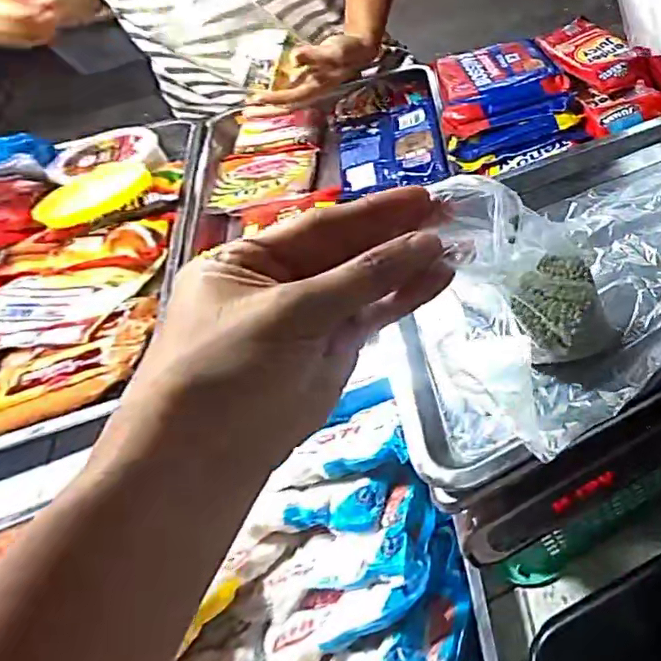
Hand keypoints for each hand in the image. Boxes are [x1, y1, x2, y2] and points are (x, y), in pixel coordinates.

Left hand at [111, 188, 453, 481]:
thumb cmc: (226, 372)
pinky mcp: (337, 346)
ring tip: (458, 245)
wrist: (202, 462)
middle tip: (450, 213)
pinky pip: (377, 312)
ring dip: (412, 264)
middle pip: (352, 249)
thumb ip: (364, 276)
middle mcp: (284, 281)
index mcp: (250, 261)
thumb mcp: (292, 313)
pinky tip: (440, 278)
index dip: (377, 210)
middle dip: (400, 232)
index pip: (324, 225)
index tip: (424, 197)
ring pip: (371, 281)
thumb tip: (427, 242)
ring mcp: (313, 315)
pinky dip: (408, 296)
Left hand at [250, 33, 381, 106]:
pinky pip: (290, 91)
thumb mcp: (334, 51)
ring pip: (289, 100)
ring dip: (271, 106)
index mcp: (320, 86)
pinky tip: (266, 92)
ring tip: (252, 107)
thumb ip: (316, 55)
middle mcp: (314, 90)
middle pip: (290, 105)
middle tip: (247, 114)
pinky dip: (277, 95)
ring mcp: (312, 85)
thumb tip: (295, 57)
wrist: (361, 49)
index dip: (276, 99)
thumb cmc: (348, 50)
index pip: (295, 97)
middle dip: (270, 111)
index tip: (256, 98)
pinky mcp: (309, 79)